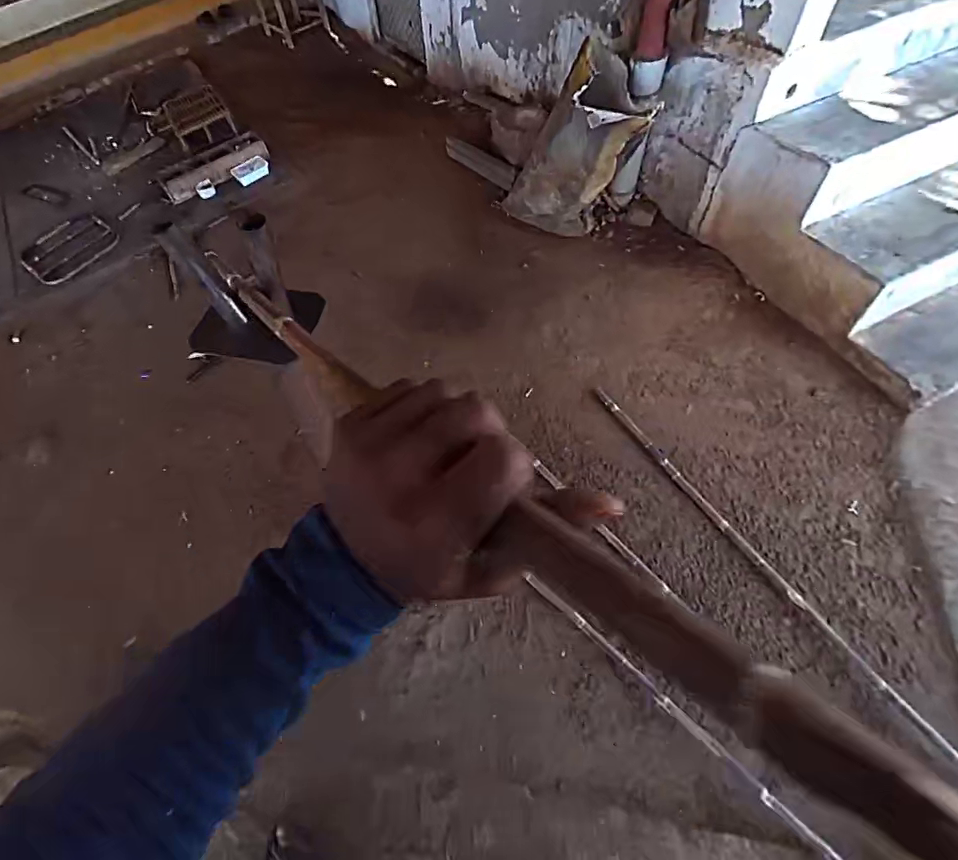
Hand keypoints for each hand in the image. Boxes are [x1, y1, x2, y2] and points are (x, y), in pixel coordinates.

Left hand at [322, 379, 620, 602]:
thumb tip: (613, 504)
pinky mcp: (348, 423)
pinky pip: (405, 387)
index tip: (504, 480)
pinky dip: (422, 405)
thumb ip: (547, 532)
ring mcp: (367, 443)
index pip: (503, 458)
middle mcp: (398, 475)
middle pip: (473, 411)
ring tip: (445, 446)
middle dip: (489, 430)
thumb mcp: (488, 567)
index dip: (515, 463)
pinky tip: (417, 435)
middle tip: (476, 457)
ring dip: (454, 414)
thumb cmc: (424, 569)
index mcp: (435, 520)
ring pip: (440, 391)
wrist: (344, 559)